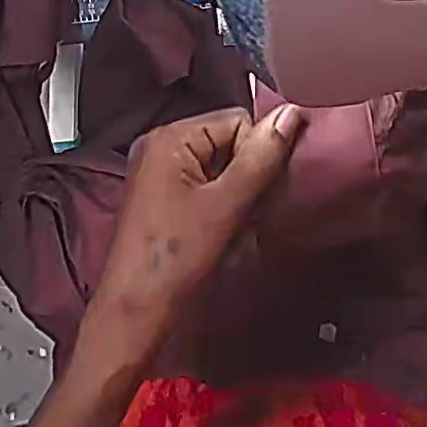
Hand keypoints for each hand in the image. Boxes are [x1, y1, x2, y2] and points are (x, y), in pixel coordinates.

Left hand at [80, 105, 306, 367]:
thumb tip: (291, 114)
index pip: (237, 120)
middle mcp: (160, 145)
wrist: (136, 311)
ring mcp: (159, 171)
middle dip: (246, 173)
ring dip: (236, 190)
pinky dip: (221, 201)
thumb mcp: (227, 204)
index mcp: (170, 137)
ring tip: (229, 222)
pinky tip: (219, 228)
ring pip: (220, 164)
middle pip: (228, 140)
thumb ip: (261, 157)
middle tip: (242, 209)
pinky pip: (205, 182)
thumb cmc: (174, 259)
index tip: (254, 191)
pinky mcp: (162, 194)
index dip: (255, 154)